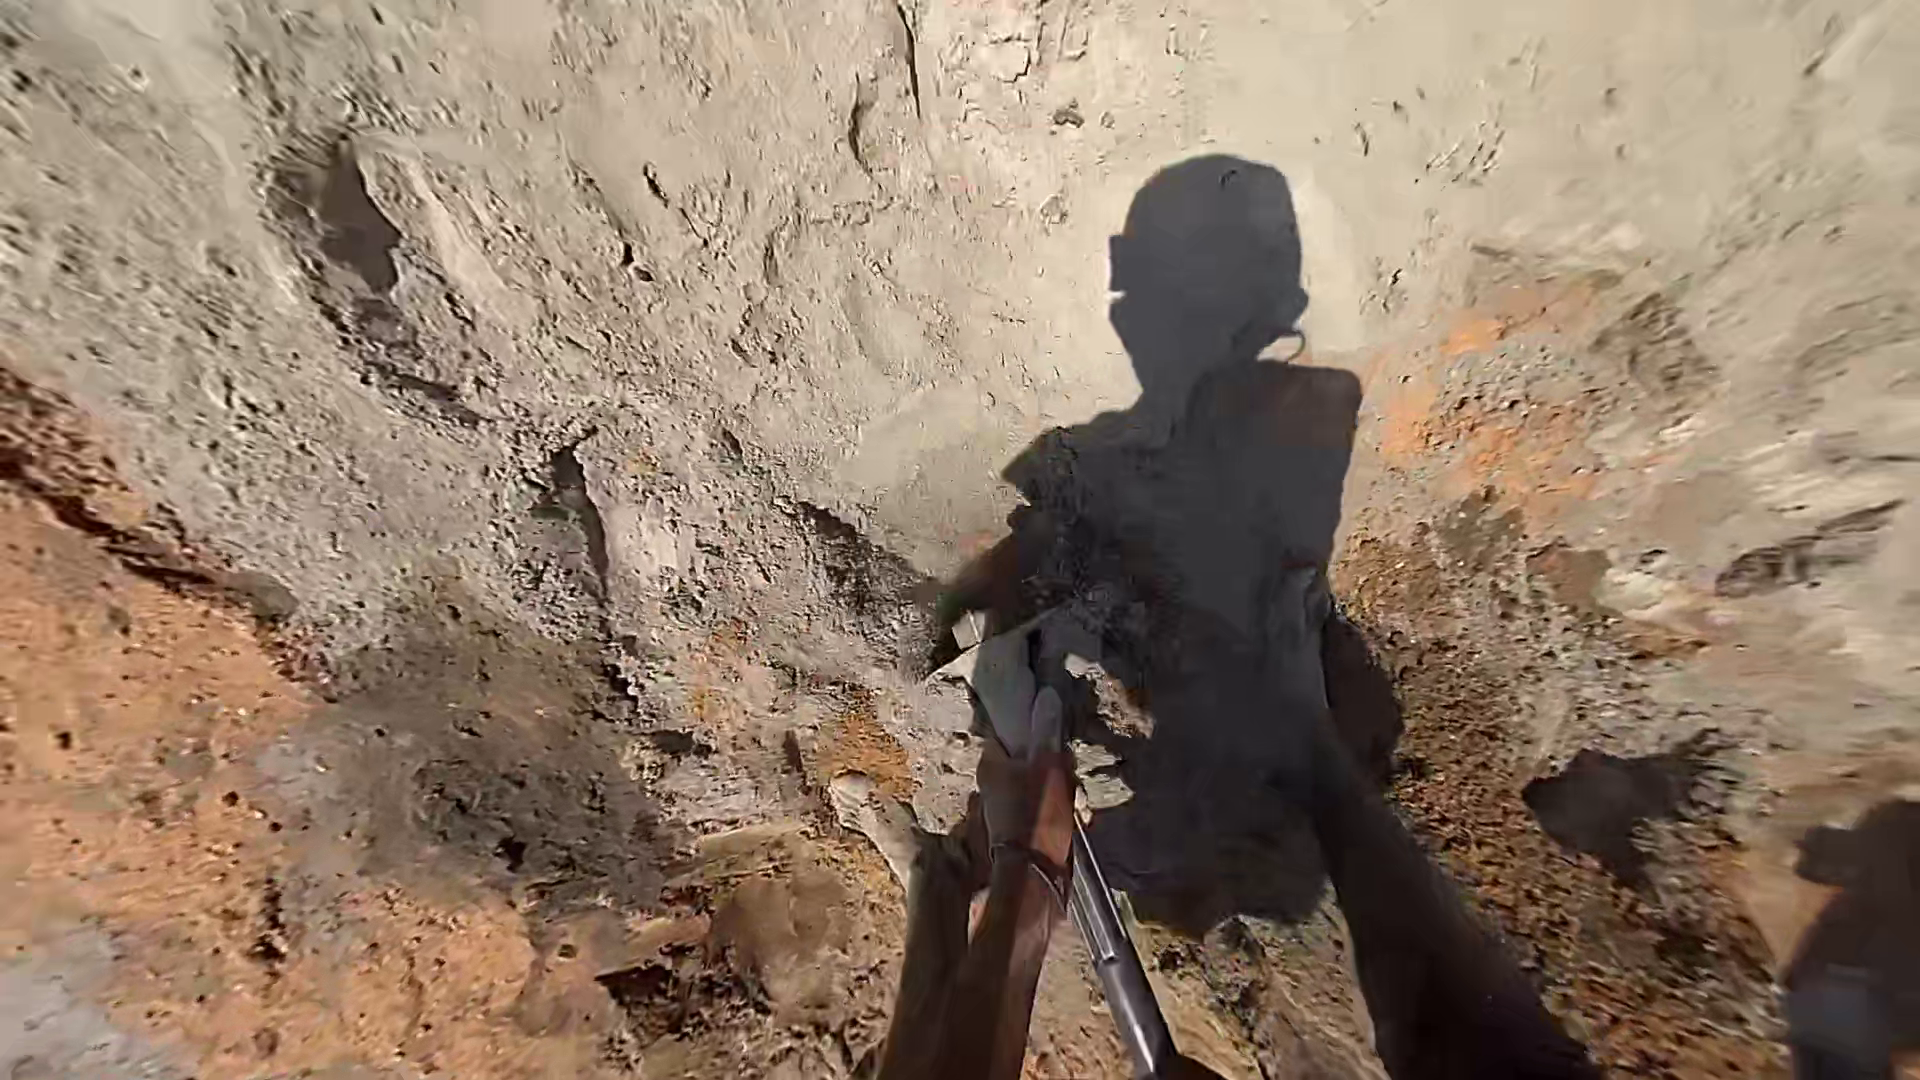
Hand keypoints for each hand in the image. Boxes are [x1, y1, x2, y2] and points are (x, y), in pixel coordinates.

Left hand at [976, 686, 1074, 869]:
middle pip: (1021, 758)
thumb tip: (1045, 695)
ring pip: (1030, 781)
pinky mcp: (1014, 828)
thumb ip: (1046, 731)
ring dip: (1051, 784)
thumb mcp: (1048, 766)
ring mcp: (1000, 808)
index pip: (1006, 733)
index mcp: (989, 764)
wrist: (1035, 877)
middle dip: (1045, 760)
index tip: (1049, 734)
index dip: (1028, 729)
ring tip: (1071, 791)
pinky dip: (1049, 803)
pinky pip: (1034, 803)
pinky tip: (1068, 811)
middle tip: (1066, 767)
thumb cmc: (1037, 814)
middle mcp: (988, 784)